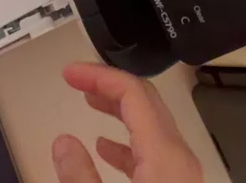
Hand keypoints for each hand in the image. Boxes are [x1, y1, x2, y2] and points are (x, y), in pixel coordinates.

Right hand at [52, 62, 203, 182]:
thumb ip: (81, 176)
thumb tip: (62, 141)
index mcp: (167, 156)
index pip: (133, 92)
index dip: (99, 74)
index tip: (70, 73)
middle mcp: (180, 158)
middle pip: (146, 101)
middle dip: (108, 84)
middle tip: (77, 78)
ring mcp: (182, 174)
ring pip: (150, 125)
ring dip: (118, 108)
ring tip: (89, 100)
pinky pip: (153, 150)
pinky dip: (128, 140)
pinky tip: (106, 147)